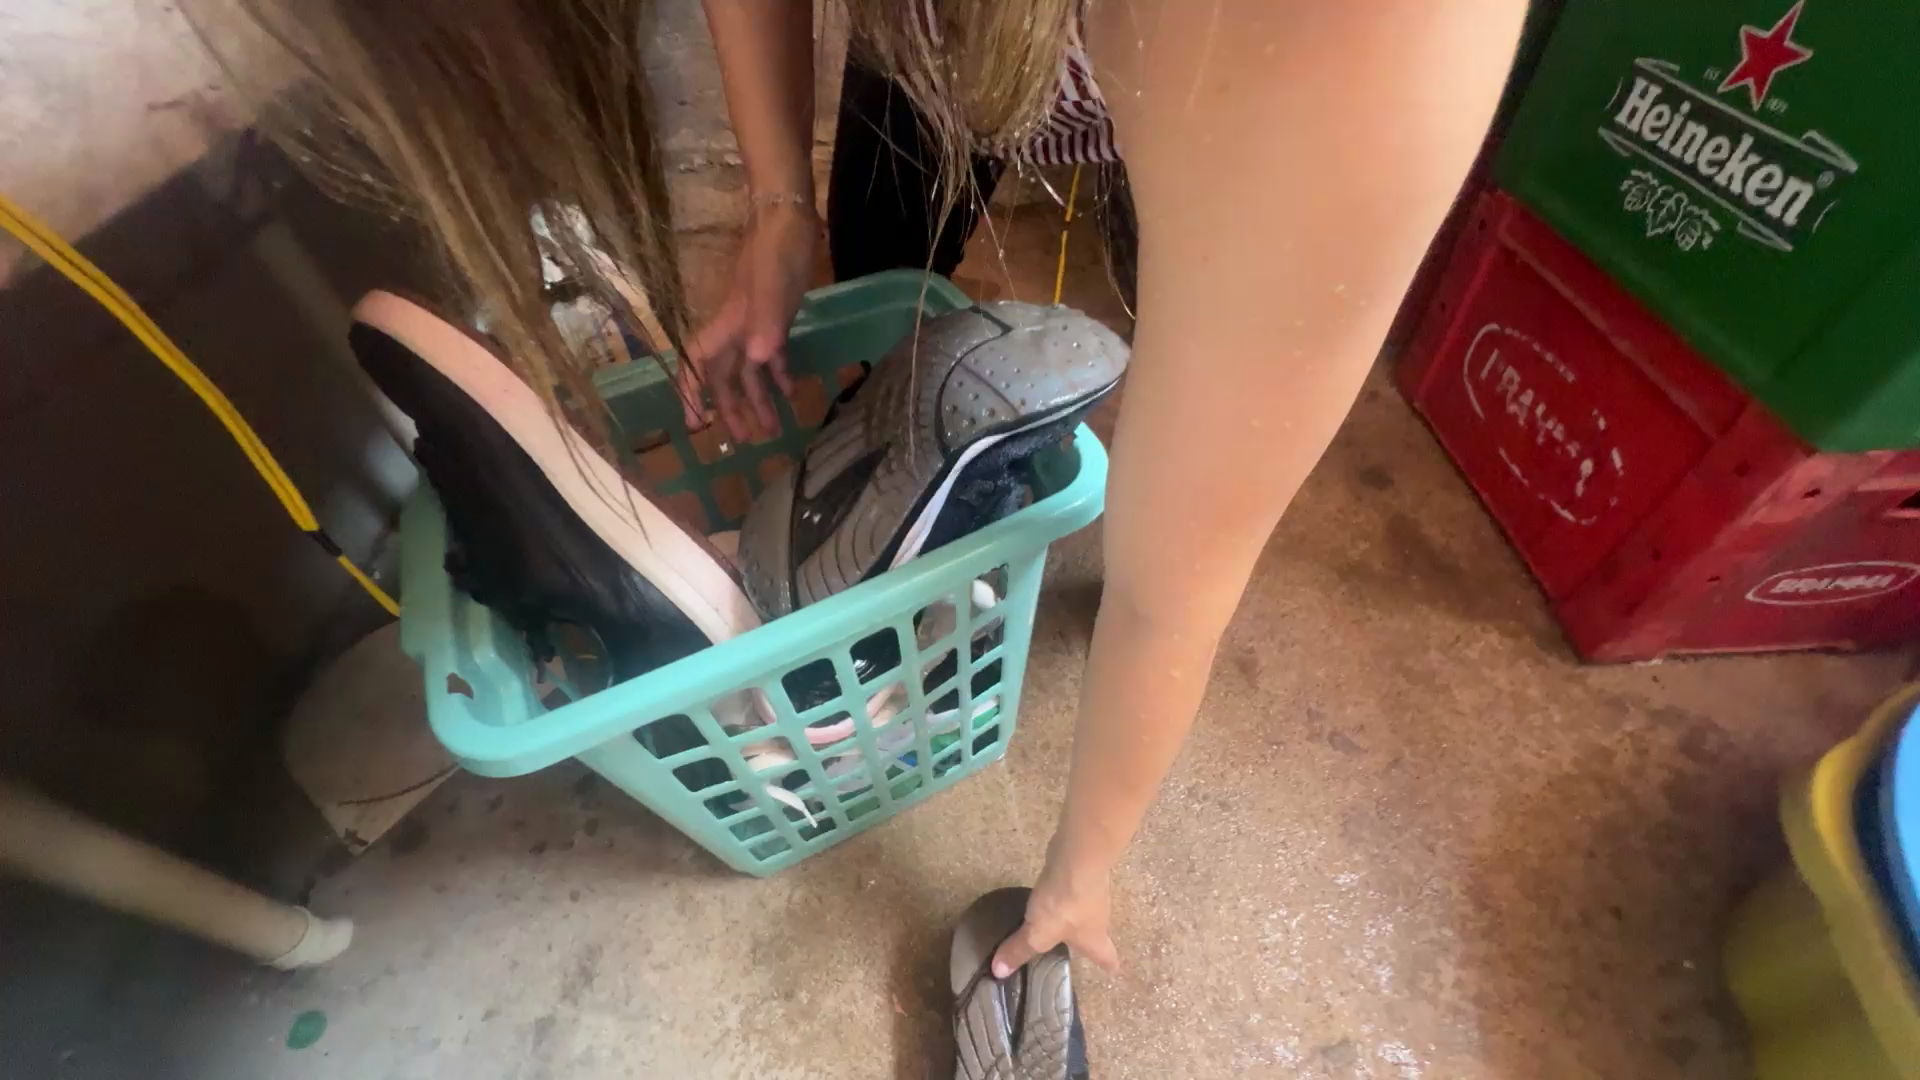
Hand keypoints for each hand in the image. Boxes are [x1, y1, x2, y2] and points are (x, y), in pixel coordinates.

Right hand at [684, 201, 817, 440]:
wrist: (788, 217)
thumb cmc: (779, 249)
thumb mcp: (776, 285)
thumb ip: (768, 321)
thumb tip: (759, 360)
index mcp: (731, 325)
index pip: (700, 365)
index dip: (692, 393)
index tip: (695, 424)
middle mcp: (738, 329)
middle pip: (726, 377)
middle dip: (732, 410)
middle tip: (746, 442)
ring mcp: (756, 324)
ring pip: (750, 371)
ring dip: (758, 400)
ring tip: (770, 431)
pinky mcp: (776, 319)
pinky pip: (772, 355)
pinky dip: (779, 376)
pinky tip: (790, 393)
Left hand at [990, 838, 1120, 977]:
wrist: (1077, 858)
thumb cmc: (1064, 906)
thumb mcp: (1037, 934)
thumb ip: (1020, 950)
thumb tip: (1000, 972)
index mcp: (1094, 939)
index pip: (1106, 958)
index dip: (1107, 964)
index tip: (1110, 969)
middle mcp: (1099, 917)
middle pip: (1096, 931)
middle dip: (1084, 936)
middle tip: (1070, 941)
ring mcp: (1093, 890)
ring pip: (1085, 906)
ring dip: (1073, 910)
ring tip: (1056, 913)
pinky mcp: (1083, 870)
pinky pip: (1073, 884)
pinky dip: (1064, 888)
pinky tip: (1051, 887)